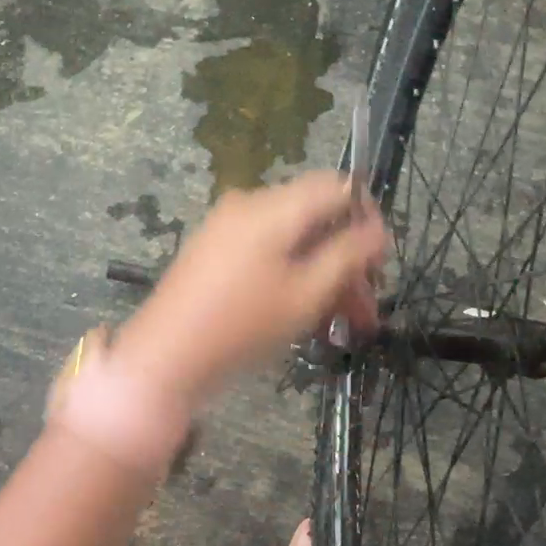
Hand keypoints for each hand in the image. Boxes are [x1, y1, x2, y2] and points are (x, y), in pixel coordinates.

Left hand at [111, 173, 388, 406]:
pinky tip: (307, 321)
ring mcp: (227, 230)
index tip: (381, 264)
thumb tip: (378, 229)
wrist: (164, 359)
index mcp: (273, 206)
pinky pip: (267, 257)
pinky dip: (292, 281)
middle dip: (347, 264)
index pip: (338, 186)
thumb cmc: (242, 326)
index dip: (368, 219)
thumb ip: (348, 256)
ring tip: (343, 327)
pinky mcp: (214, 256)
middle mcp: (249, 207)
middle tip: (367, 311)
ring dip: (324, 280)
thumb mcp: (307, 294)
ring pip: (293, 244)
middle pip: (315, 220)